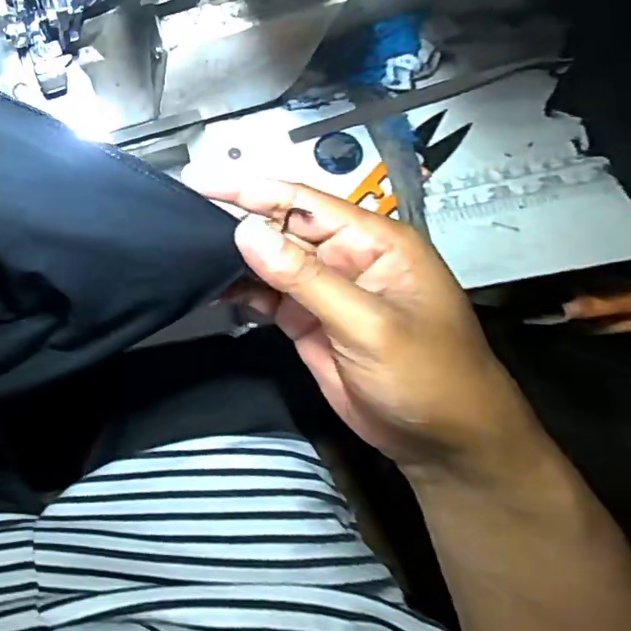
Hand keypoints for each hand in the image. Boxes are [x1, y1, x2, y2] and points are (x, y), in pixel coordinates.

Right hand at [191, 174, 553, 489]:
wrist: (444, 445)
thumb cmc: (432, 378)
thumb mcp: (369, 325)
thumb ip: (305, 278)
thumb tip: (248, 233)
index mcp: (374, 242)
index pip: (304, 203)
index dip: (253, 191)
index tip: (205, 184)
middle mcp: (345, 258)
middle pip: (281, 227)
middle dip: (236, 222)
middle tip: (186, 219)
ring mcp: (324, 290)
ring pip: (268, 261)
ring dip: (233, 259)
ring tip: (190, 254)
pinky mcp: (307, 320)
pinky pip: (266, 295)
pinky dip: (239, 291)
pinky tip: (212, 289)